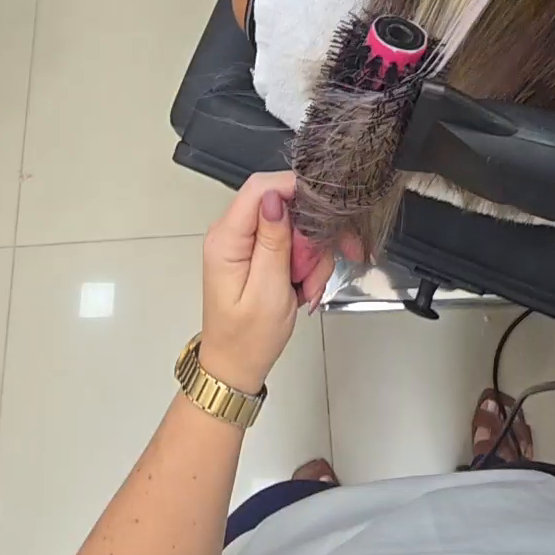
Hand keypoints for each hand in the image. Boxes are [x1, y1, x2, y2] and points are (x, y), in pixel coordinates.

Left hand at [200, 172, 304, 391]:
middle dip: (310, 233)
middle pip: (283, 204)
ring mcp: (246, 241)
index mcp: (227, 238)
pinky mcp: (258, 251)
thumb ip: (272, 241)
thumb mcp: (267, 291)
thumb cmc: (247, 337)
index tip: (327, 210)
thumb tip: (275, 197)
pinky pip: (291, 242)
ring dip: (311, 254)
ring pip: (293, 225)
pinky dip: (306, 263)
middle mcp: (232, 232)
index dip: (296, 189)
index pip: (261, 188)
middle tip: (319, 267)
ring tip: (308, 287)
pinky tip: (304, 287)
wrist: (236, 367)